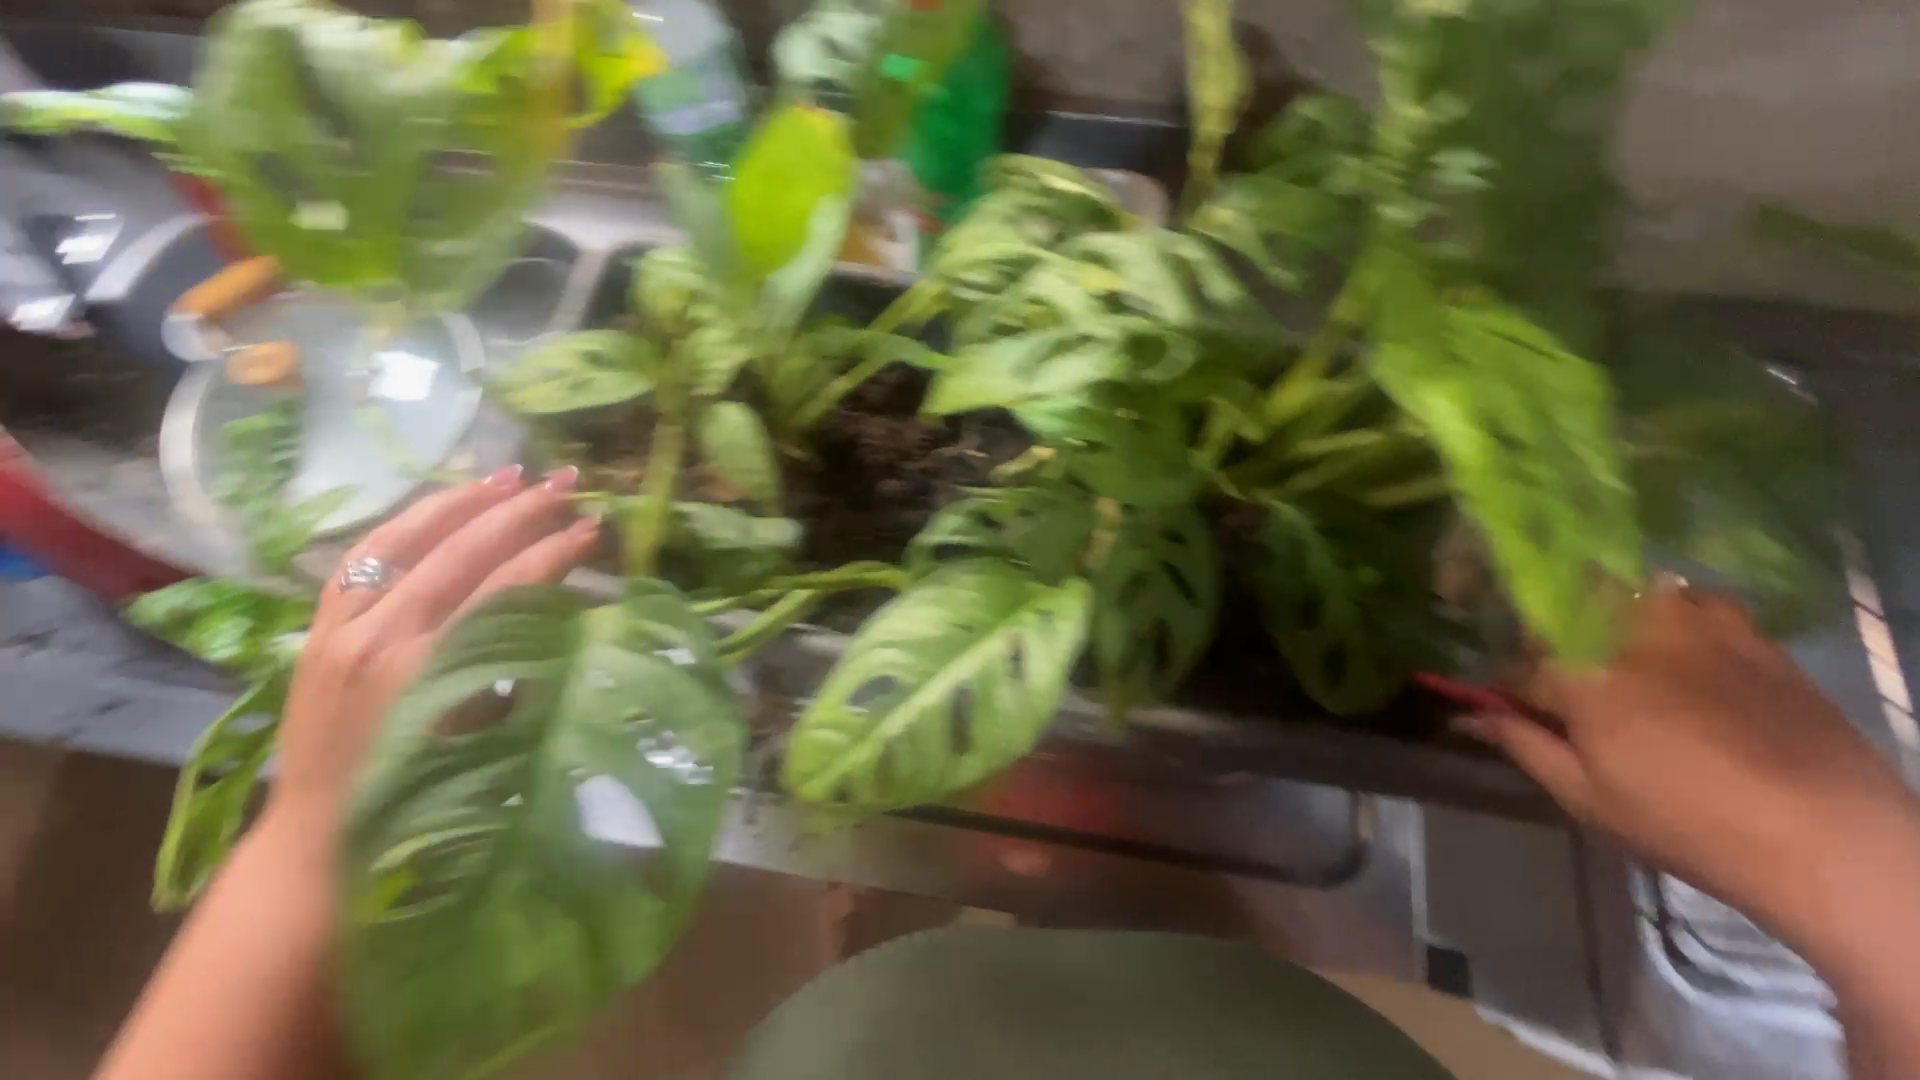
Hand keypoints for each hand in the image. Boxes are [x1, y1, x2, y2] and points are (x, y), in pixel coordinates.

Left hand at [265, 465, 599, 832]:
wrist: (322, 836)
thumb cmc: (427, 798)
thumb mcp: (494, 733)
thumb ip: (522, 665)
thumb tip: (559, 610)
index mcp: (430, 668)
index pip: (506, 586)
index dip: (554, 552)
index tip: (592, 527)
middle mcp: (381, 635)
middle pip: (459, 549)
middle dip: (520, 509)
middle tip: (565, 481)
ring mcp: (340, 627)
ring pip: (401, 539)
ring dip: (461, 501)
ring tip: (507, 474)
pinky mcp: (317, 629)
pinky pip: (361, 557)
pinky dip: (405, 524)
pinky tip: (438, 507)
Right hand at [1463, 583, 1919, 955]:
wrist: (1831, 839)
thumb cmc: (1689, 824)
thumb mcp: (1587, 797)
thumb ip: (1523, 744)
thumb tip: (1466, 715)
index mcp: (1581, 677)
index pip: (1515, 667)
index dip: (1499, 685)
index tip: (1498, 704)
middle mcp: (1629, 637)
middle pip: (1562, 608)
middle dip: (1544, 633)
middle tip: (1553, 675)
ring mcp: (1694, 629)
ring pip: (1625, 591)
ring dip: (1602, 611)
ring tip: (1610, 647)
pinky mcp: (1749, 636)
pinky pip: (1694, 598)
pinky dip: (1672, 609)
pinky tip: (1677, 641)